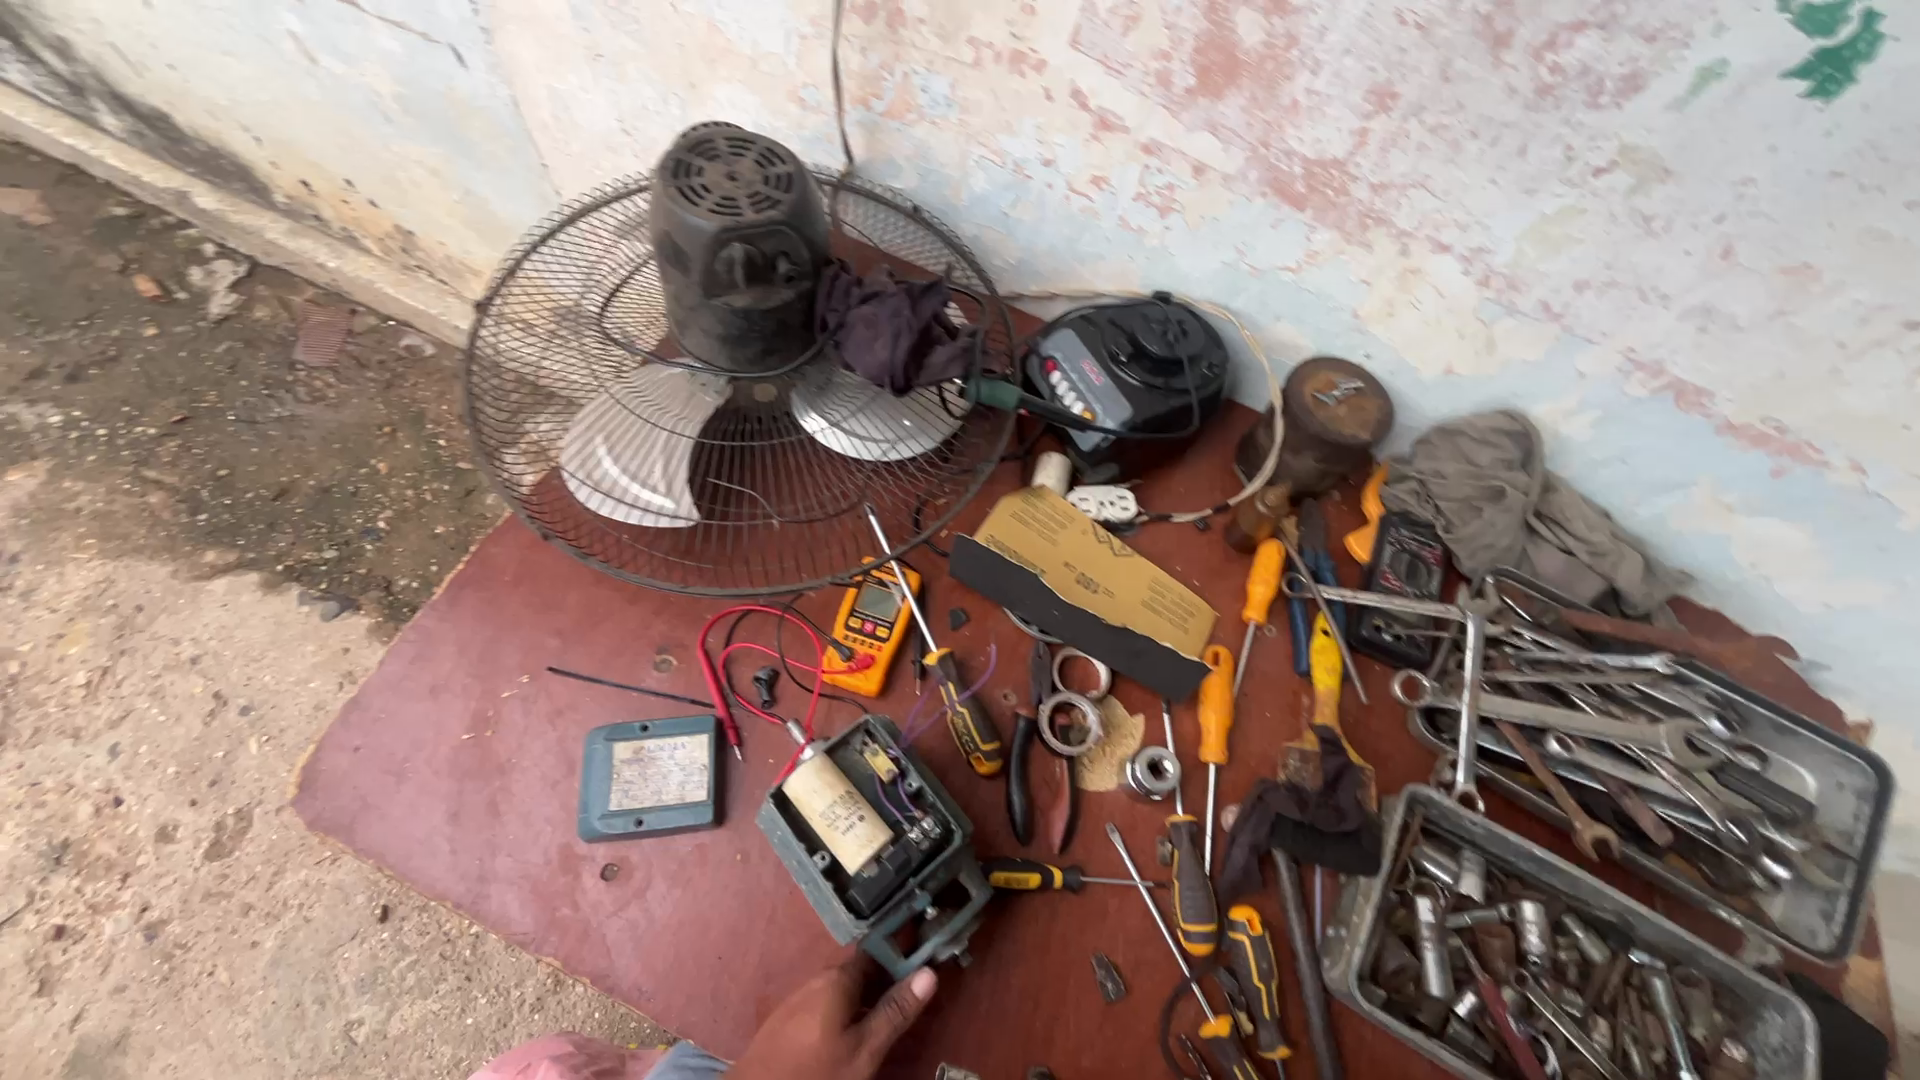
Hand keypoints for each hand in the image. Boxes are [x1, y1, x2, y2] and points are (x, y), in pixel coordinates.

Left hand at [725, 955, 937, 1079]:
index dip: (900, 951)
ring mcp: (800, 997)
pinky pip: (826, 1002)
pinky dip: (845, 1009)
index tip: (924, 953)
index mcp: (838, 978)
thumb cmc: (816, 1073)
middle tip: (912, 991)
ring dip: (865, 996)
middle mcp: (818, 978)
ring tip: (888, 1012)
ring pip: (842, 987)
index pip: (876, 950)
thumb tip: (929, 972)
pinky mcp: (788, 1018)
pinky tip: (853, 1029)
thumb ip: (894, 1012)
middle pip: (860, 969)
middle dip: (885, 977)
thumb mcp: (863, 1050)